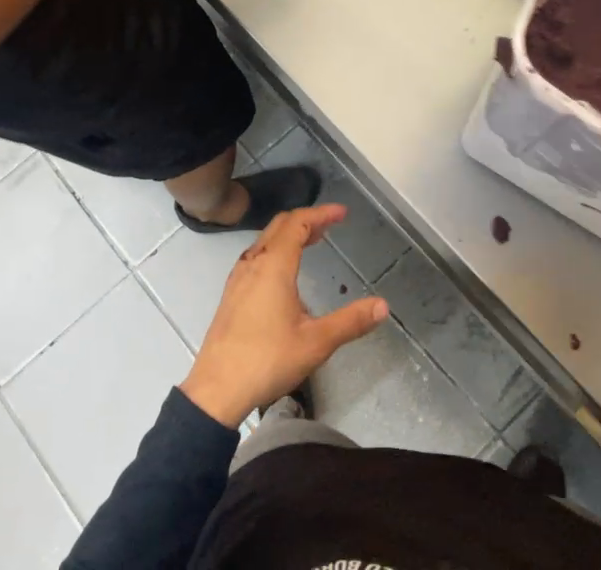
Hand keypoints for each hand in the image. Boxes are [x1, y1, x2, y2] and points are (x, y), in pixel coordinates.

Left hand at [179, 204, 389, 426]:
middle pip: (279, 227)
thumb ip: (350, 322)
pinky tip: (284, 274)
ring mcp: (238, 279)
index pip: (297, 223)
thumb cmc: (268, 360)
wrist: (217, 388)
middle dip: (306, 220)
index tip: (342, 213)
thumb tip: (382, 306)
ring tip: (312, 243)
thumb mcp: (316, 342)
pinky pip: (255, 258)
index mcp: (274, 267)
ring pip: (264, 242)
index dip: (321, 213)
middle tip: (330, 225)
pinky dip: (275, 251)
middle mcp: (253, 264)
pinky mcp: (231, 295)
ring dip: (288, 235)